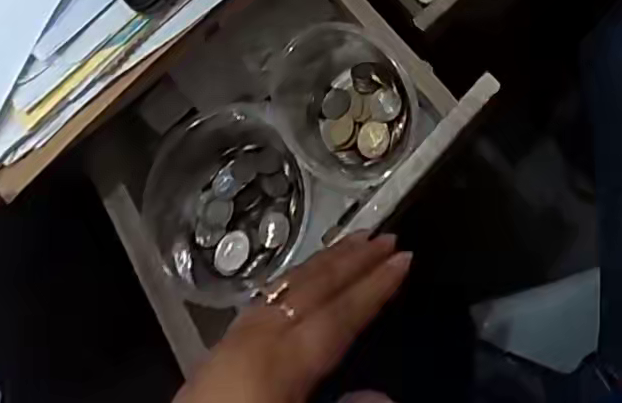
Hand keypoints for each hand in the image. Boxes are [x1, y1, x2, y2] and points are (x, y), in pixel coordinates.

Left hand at [174, 233, 412, 402]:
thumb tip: (383, 395)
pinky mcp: (216, 354)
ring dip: (325, 262)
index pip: (338, 314)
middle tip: (386, 235)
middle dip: (353, 259)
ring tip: (353, 242)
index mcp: (277, 362)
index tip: (405, 256)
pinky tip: (301, 281)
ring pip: (287, 286)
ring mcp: (232, 341)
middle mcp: (255, 338)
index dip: (374, 286)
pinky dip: (296, 279)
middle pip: (313, 287)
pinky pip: (267, 297)